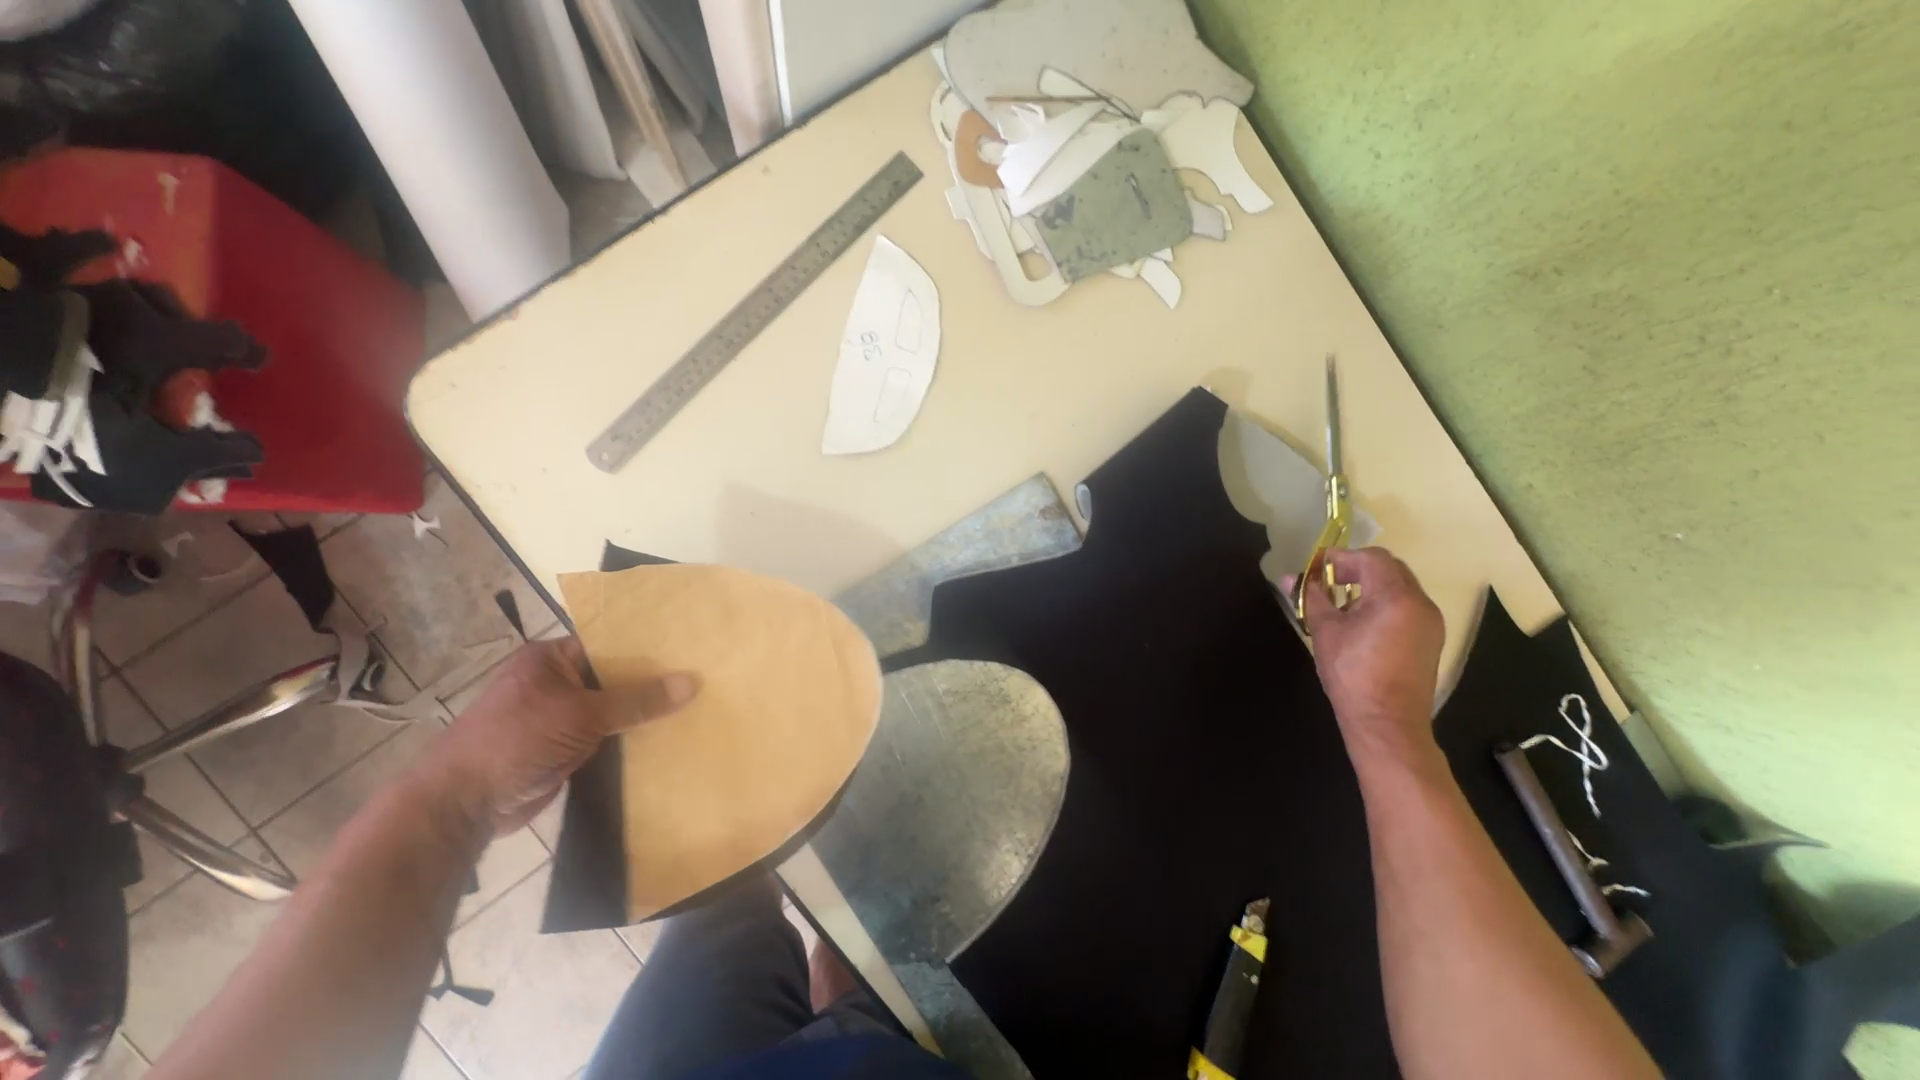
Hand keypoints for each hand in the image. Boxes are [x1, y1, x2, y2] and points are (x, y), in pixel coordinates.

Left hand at [418, 637, 696, 833]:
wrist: (465, 802)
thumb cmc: (517, 740)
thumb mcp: (582, 714)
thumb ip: (637, 700)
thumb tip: (691, 682)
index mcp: (550, 658)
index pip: (608, 642)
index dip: (646, 646)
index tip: (689, 648)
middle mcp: (554, 682)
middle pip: (612, 677)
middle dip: (651, 682)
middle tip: (702, 677)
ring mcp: (558, 718)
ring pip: (611, 710)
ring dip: (642, 715)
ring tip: (696, 706)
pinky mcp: (563, 750)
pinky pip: (605, 738)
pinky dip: (629, 741)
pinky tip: (667, 740)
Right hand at [1286, 548, 1445, 769]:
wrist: (1386, 722)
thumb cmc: (1352, 674)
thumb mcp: (1325, 631)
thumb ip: (1311, 597)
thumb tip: (1291, 578)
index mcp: (1395, 597)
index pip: (1372, 558)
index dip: (1343, 557)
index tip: (1319, 568)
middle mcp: (1420, 603)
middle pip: (1391, 569)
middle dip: (1359, 569)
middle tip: (1331, 583)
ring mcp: (1431, 622)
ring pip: (1401, 588)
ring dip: (1373, 586)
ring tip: (1344, 606)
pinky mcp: (1431, 639)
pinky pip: (1408, 607)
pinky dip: (1386, 604)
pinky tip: (1364, 625)